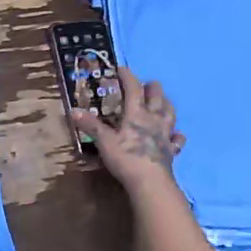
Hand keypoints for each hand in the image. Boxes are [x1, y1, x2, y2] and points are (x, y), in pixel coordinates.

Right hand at [70, 66, 185, 198]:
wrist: (150, 181)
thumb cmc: (126, 158)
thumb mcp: (103, 141)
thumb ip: (90, 125)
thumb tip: (73, 110)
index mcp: (137, 115)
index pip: (133, 90)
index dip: (128, 77)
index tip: (121, 68)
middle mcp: (154, 120)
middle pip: (157, 98)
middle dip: (152, 88)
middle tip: (148, 84)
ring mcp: (165, 135)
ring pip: (170, 113)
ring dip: (166, 105)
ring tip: (163, 101)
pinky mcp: (171, 150)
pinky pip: (177, 139)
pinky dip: (176, 134)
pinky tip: (175, 134)